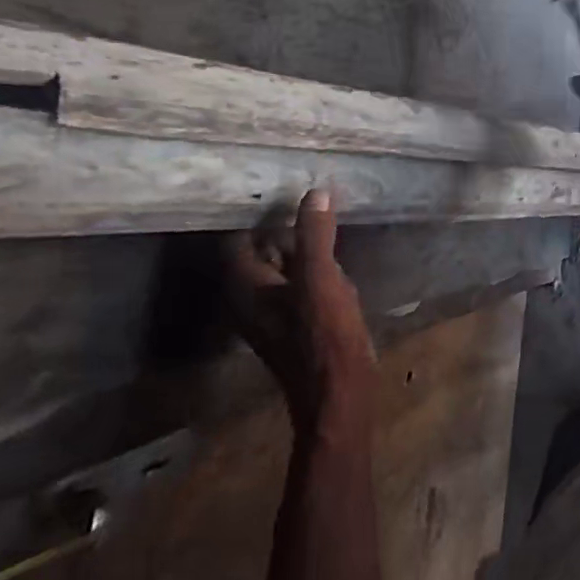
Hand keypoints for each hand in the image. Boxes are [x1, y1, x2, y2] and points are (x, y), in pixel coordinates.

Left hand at [223, 189, 376, 432]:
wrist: (340, 392)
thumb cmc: (324, 336)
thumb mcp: (321, 280)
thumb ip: (315, 236)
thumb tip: (315, 192)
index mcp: (245, 287)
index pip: (240, 238)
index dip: (261, 213)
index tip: (288, 187)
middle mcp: (252, 298)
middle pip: (262, 251)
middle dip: (286, 227)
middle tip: (316, 197)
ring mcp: (275, 312)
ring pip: (284, 267)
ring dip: (303, 246)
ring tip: (331, 218)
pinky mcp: (298, 321)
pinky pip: (300, 283)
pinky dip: (315, 267)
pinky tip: (339, 258)